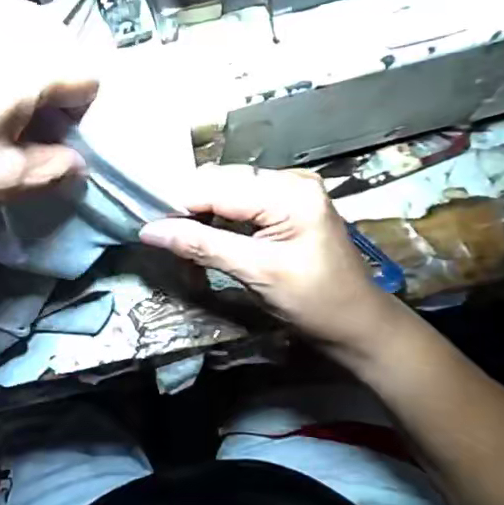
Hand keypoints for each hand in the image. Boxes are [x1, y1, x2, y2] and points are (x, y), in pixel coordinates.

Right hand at [140, 165, 398, 351]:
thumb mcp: (257, 274)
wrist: (358, 324)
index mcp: (290, 192)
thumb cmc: (316, 303)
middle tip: (159, 236)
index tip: (145, 223)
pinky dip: (218, 220)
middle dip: (188, 208)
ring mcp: (290, 190)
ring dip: (200, 215)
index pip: (217, 187)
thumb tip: (150, 230)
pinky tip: (204, 238)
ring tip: (178, 240)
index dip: (178, 203)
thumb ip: (203, 246)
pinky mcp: (286, 205)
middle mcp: (289, 180)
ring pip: (226, 191)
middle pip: (220, 183)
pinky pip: (240, 202)